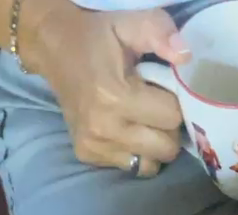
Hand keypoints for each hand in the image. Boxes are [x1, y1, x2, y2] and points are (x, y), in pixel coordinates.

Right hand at [24, 0, 186, 174]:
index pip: (172, 117)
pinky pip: (133, 166)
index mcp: (115, 97)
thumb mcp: (128, 25)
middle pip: (166, 148)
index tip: (160, 89)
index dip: (174, 101)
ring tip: (141, 120)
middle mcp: (104, 129)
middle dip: (167, 128)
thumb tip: (185, 56)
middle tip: (153, 107)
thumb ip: (158, 32)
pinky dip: (137, 152)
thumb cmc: (96, 37)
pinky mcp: (88, 156)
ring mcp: (95, 147)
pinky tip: (126, 130)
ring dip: (154, 145)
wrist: (52, 47)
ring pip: (152, 164)